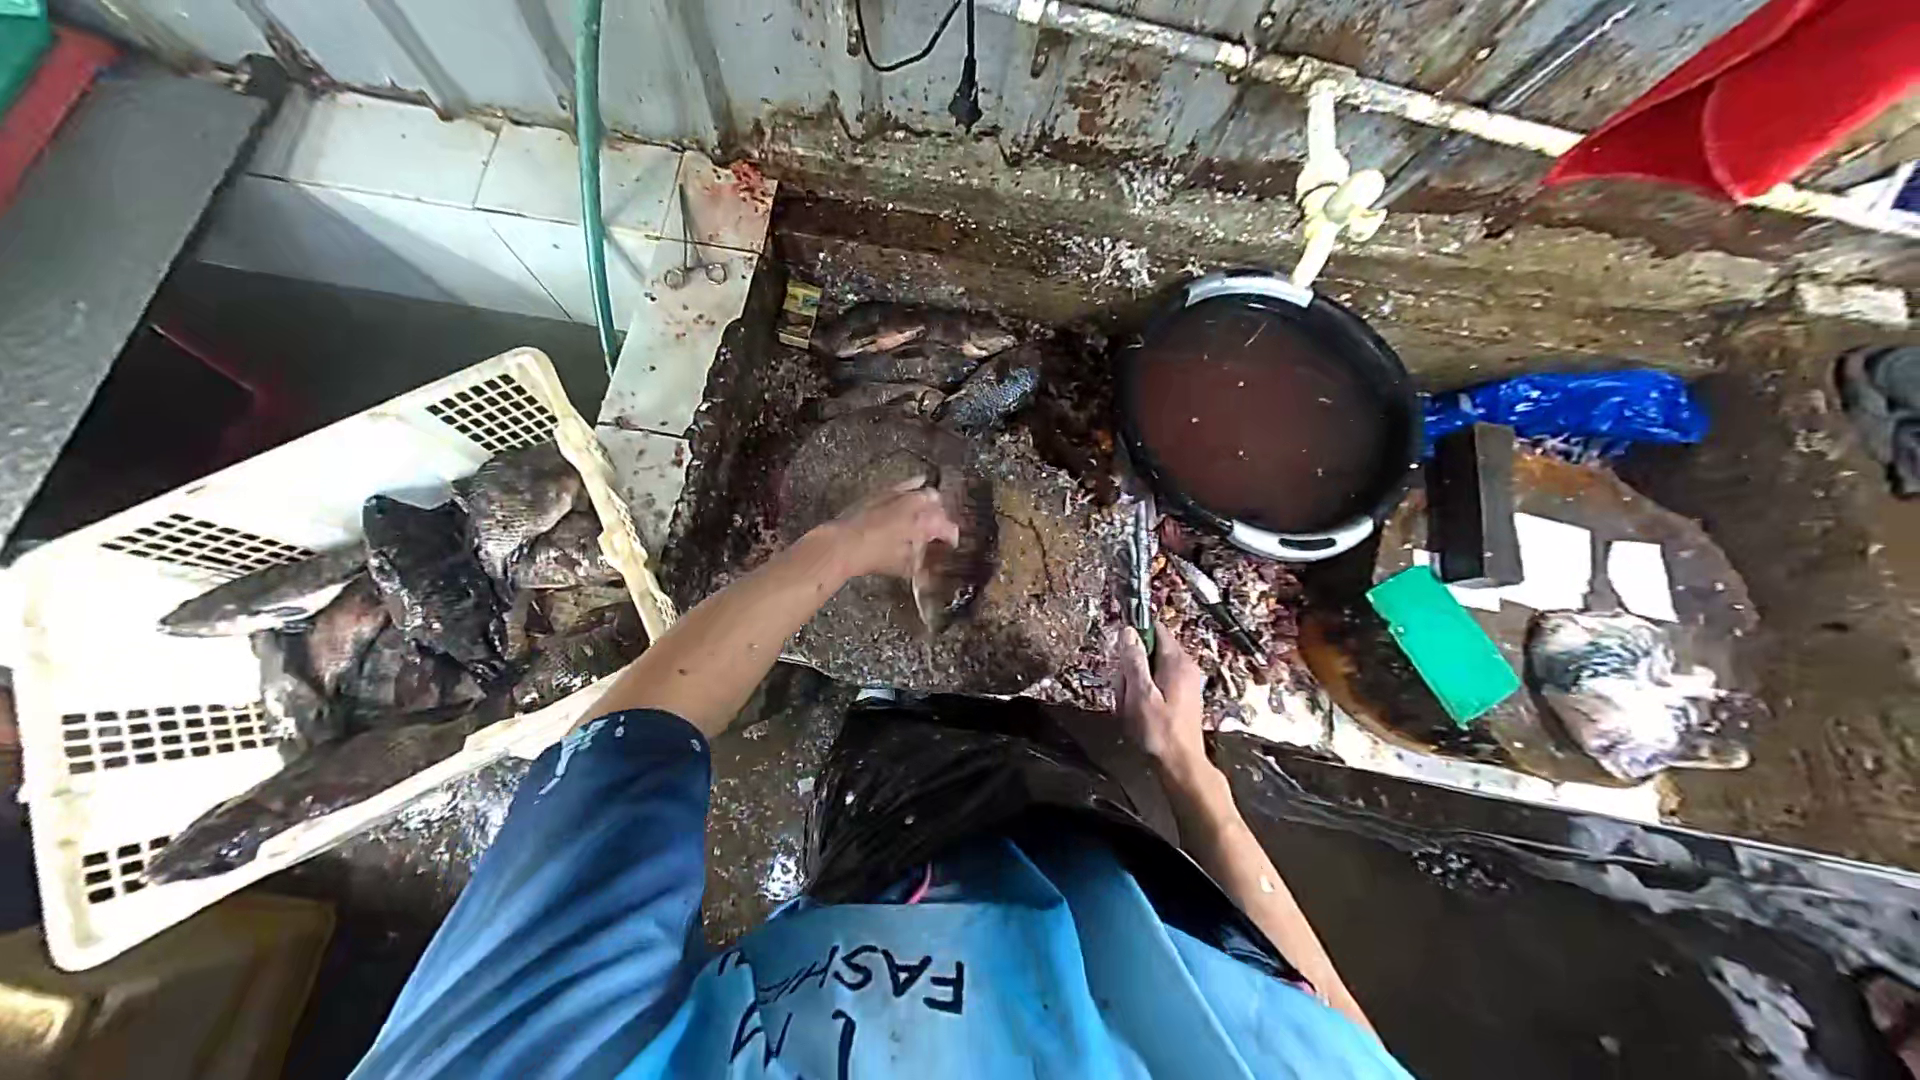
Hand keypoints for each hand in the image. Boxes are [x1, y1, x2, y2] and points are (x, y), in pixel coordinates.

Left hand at [825, 476, 961, 580]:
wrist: (844, 543)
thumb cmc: (877, 557)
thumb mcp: (905, 566)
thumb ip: (923, 560)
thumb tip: (929, 562)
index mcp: (928, 522)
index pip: (948, 529)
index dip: (951, 538)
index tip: (949, 545)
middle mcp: (919, 504)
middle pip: (939, 509)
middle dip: (940, 519)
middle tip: (936, 533)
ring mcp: (902, 495)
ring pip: (926, 494)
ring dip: (929, 505)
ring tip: (926, 515)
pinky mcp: (885, 491)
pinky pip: (907, 484)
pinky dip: (914, 485)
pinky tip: (918, 483)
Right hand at [1115, 620, 1210, 779]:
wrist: (1181, 765)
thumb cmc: (1159, 731)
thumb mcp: (1140, 693)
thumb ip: (1134, 660)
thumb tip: (1129, 631)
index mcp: (1177, 661)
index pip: (1155, 628)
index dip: (1135, 633)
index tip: (1119, 650)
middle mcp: (1185, 667)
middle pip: (1150, 650)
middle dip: (1132, 665)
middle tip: (1125, 688)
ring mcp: (1184, 682)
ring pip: (1150, 668)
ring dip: (1134, 682)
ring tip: (1130, 704)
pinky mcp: (1181, 696)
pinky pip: (1155, 683)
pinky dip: (1143, 693)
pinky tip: (1138, 711)